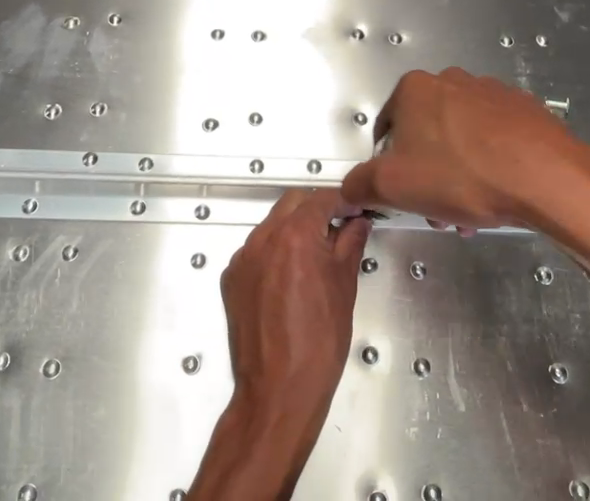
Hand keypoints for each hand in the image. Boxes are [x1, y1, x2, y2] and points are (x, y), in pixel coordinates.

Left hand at [188, 189, 370, 500]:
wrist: (279, 389)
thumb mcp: (345, 286)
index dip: (343, 201)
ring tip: (317, 255)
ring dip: (294, 229)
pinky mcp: (232, 279)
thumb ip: (351, 244)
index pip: (321, 199)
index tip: (355, 209)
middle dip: (317, 210)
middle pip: (293, 204)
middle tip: (339, 227)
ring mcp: (243, 259)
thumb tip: (357, 224)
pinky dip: (274, 252)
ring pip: (272, 225)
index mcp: (295, 237)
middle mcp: (263, 240)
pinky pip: (255, 250)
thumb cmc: (317, 345)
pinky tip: (292, 277)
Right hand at [341, 67, 589, 231]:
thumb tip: (350, 188)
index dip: (390, 169)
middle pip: (425, 137)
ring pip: (460, 141)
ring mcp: (492, 92)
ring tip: (473, 209)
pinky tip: (499, 193)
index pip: (385, 131)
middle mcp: (452, 81)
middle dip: (428, 177)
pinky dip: (491, 165)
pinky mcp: (524, 110)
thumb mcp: (392, 187)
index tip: (406, 195)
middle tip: (441, 210)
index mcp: (414, 90)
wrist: (546, 177)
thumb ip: (359, 185)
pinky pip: (495, 140)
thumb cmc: (464, 175)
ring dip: (459, 176)